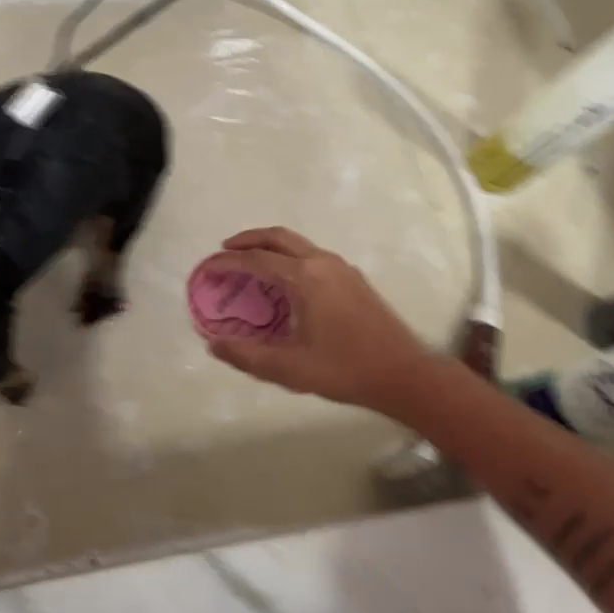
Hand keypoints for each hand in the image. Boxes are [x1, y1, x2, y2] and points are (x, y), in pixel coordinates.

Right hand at [204, 226, 437, 415]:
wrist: (405, 374)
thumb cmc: (346, 370)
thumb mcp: (290, 368)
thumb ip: (247, 355)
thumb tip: (213, 345)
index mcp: (305, 278)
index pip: (256, 259)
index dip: (228, 261)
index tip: (208, 267)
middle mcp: (323, 263)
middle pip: (278, 237)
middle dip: (248, 240)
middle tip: (224, 249)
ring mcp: (342, 268)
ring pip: (298, 244)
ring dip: (270, 246)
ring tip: (250, 262)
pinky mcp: (354, 279)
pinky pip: (312, 255)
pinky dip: (289, 257)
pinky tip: (284, 281)